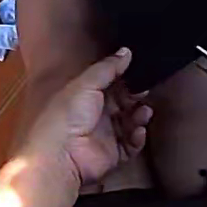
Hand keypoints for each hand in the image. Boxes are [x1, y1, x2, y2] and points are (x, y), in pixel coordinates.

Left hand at [16, 49, 150, 191]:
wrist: (61, 154)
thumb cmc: (68, 115)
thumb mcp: (86, 84)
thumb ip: (108, 68)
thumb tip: (127, 51)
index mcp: (87, 97)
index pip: (112, 86)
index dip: (127, 81)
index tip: (142, 74)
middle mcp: (97, 116)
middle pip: (124, 105)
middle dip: (136, 99)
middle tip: (145, 93)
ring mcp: (106, 136)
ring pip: (130, 124)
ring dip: (140, 117)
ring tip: (144, 112)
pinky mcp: (113, 155)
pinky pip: (131, 146)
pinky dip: (138, 138)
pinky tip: (138, 131)